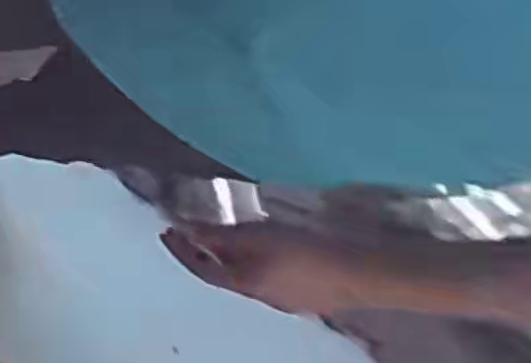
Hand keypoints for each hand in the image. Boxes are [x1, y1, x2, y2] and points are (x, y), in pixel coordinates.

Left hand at [161, 224, 377, 316]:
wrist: (367, 274)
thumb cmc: (302, 251)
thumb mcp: (251, 236)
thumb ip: (214, 235)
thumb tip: (183, 230)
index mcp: (247, 286)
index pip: (202, 271)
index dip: (180, 251)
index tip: (163, 232)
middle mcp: (265, 299)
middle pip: (221, 276)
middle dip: (198, 254)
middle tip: (183, 231)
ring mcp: (289, 300)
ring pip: (243, 277)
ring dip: (221, 257)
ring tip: (210, 235)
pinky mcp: (308, 295)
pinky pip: (263, 277)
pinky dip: (244, 260)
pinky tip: (248, 246)